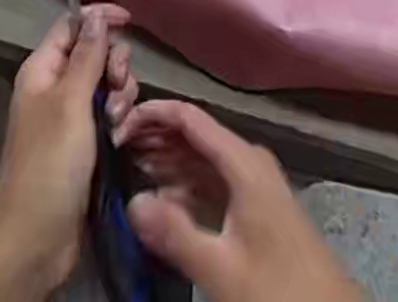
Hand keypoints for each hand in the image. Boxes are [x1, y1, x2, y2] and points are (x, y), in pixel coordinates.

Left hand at [0, 3, 138, 301]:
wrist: (36, 238)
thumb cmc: (49, 164)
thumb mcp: (70, 104)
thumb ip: (87, 57)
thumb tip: (96, 15)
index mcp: (42, 69)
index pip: (71, 26)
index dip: (99, 18)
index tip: (130, 20)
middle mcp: (54, 87)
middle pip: (93, 54)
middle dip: (114, 65)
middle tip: (118, 86)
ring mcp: (69, 117)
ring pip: (106, 85)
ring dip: (119, 96)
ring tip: (117, 122)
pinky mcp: (84, 143)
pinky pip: (108, 115)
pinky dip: (118, 120)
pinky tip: (120, 137)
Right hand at [116, 100, 361, 301]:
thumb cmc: (280, 290)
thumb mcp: (223, 269)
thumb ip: (175, 234)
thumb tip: (131, 201)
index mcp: (243, 162)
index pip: (188, 117)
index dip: (151, 113)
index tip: (117, 126)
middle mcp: (248, 161)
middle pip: (193, 133)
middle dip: (154, 135)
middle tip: (116, 146)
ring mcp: (253, 183)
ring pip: (201, 156)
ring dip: (167, 158)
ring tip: (130, 164)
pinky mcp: (255, 205)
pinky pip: (211, 179)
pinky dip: (184, 181)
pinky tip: (161, 195)